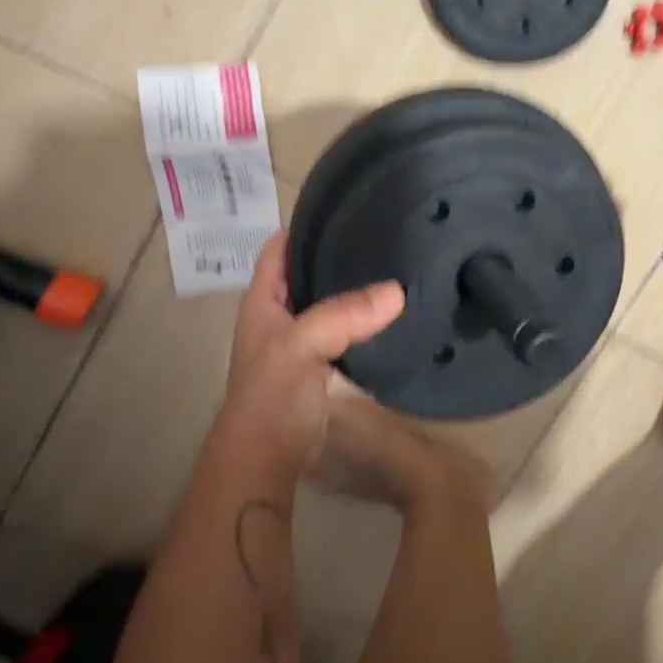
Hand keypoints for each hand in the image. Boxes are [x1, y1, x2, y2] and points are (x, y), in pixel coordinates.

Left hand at [217, 232, 404, 473]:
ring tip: (397, 261)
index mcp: (264, 300)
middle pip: (310, 269)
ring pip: (331, 299)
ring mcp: (302, 339)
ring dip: (356, 285)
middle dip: (340, 251)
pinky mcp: (322, 362)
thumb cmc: (271, 396)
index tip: (347, 204)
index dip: (306, 223)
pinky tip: (393, 308)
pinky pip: (346, 327)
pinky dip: (365, 316)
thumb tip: (398, 290)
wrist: (268, 457)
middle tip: (386, 230)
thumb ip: (345, 315)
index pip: (281, 247)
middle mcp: (281, 313)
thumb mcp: (303, 346)